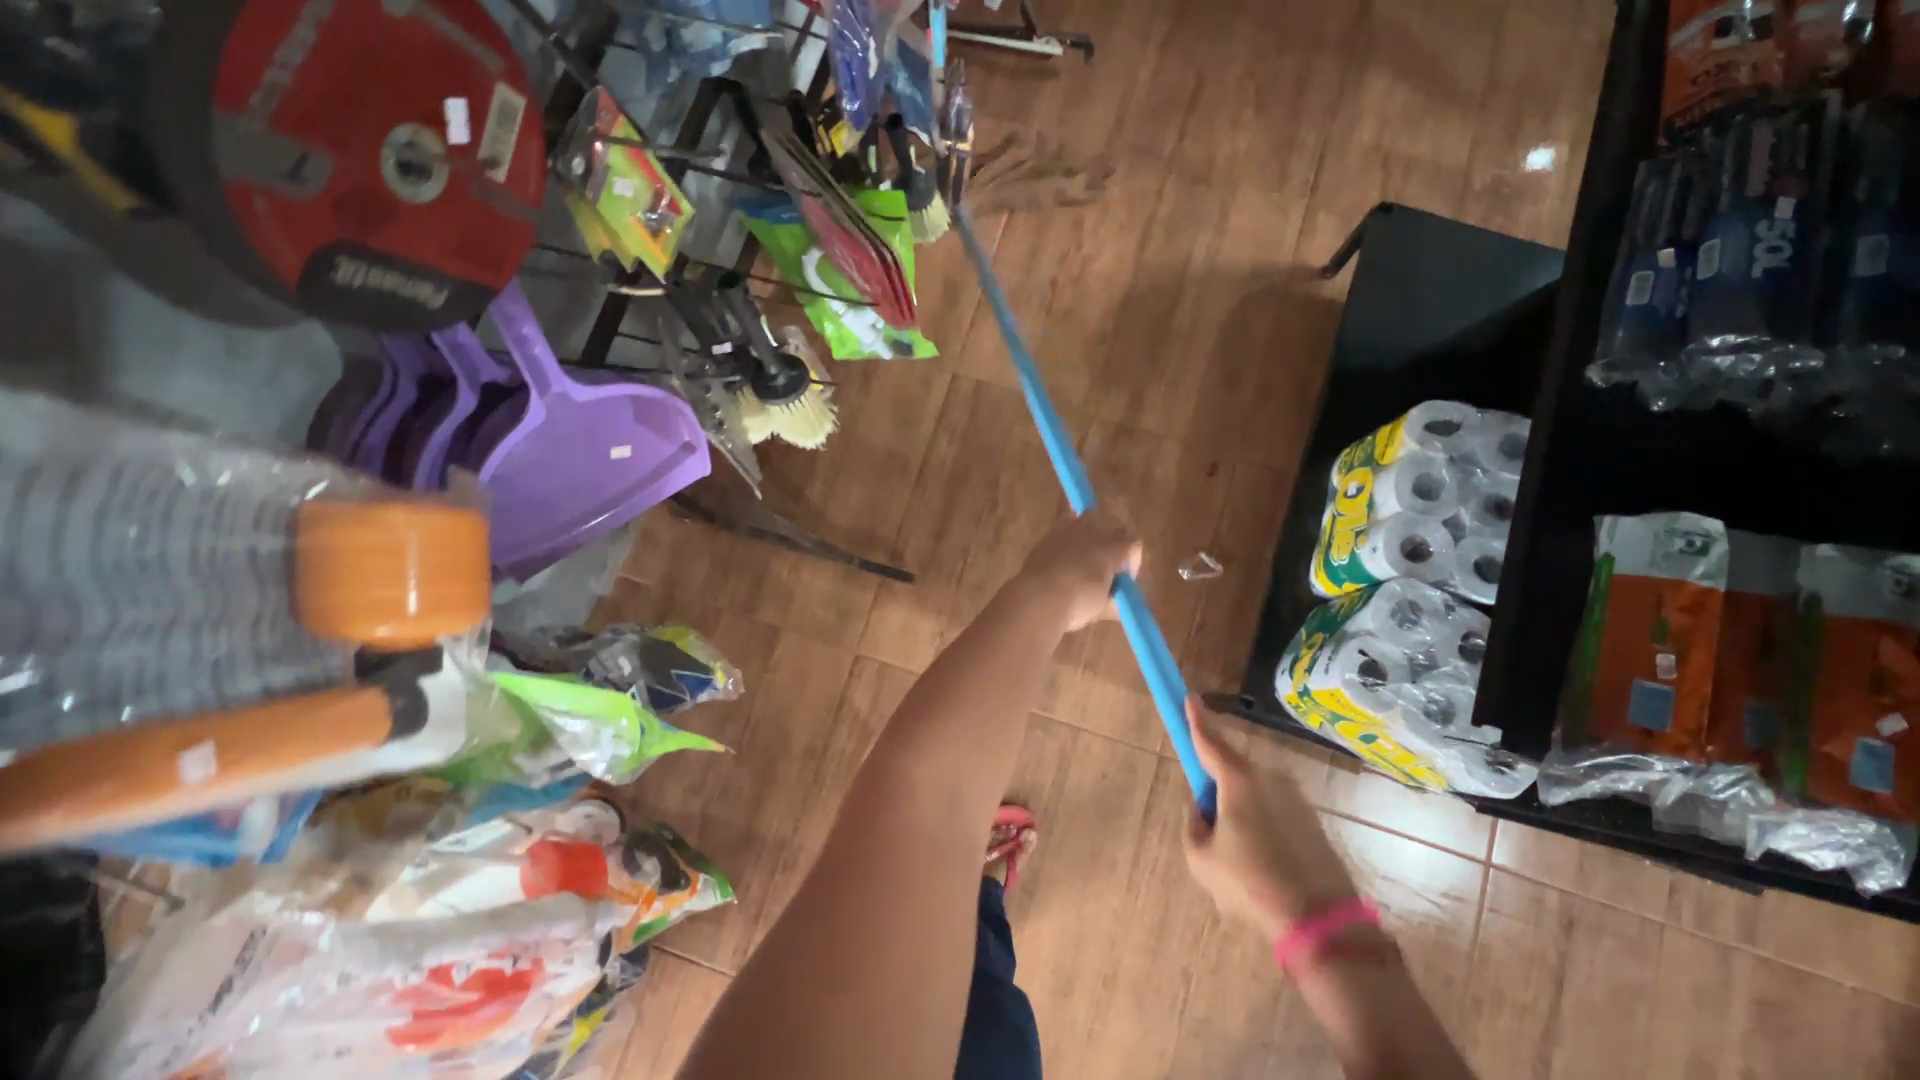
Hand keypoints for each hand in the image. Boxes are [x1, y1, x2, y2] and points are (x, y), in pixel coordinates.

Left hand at [1013, 511, 1142, 631]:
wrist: (1039, 596)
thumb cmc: (1076, 603)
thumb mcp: (1101, 607)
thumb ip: (1112, 599)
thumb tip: (1116, 601)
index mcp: (1114, 550)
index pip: (1135, 545)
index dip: (1133, 562)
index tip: (1124, 581)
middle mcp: (1095, 533)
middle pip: (1115, 526)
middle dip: (1116, 543)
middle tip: (1109, 563)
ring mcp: (1071, 529)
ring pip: (1091, 517)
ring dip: (1094, 532)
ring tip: (1087, 553)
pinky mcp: (1051, 532)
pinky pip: (1065, 518)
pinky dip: (1069, 528)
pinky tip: (1065, 546)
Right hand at [1181, 699, 1360, 940]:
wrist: (1318, 919)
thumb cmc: (1249, 883)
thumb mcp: (1200, 858)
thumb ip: (1193, 824)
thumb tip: (1203, 809)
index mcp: (1239, 782)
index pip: (1210, 742)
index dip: (1196, 719)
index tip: (1189, 696)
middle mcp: (1270, 779)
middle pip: (1232, 774)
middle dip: (1218, 794)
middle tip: (1212, 831)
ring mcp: (1296, 799)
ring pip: (1254, 798)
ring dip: (1242, 816)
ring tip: (1241, 863)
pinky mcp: (1313, 821)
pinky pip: (1275, 816)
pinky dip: (1264, 832)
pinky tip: (1264, 870)